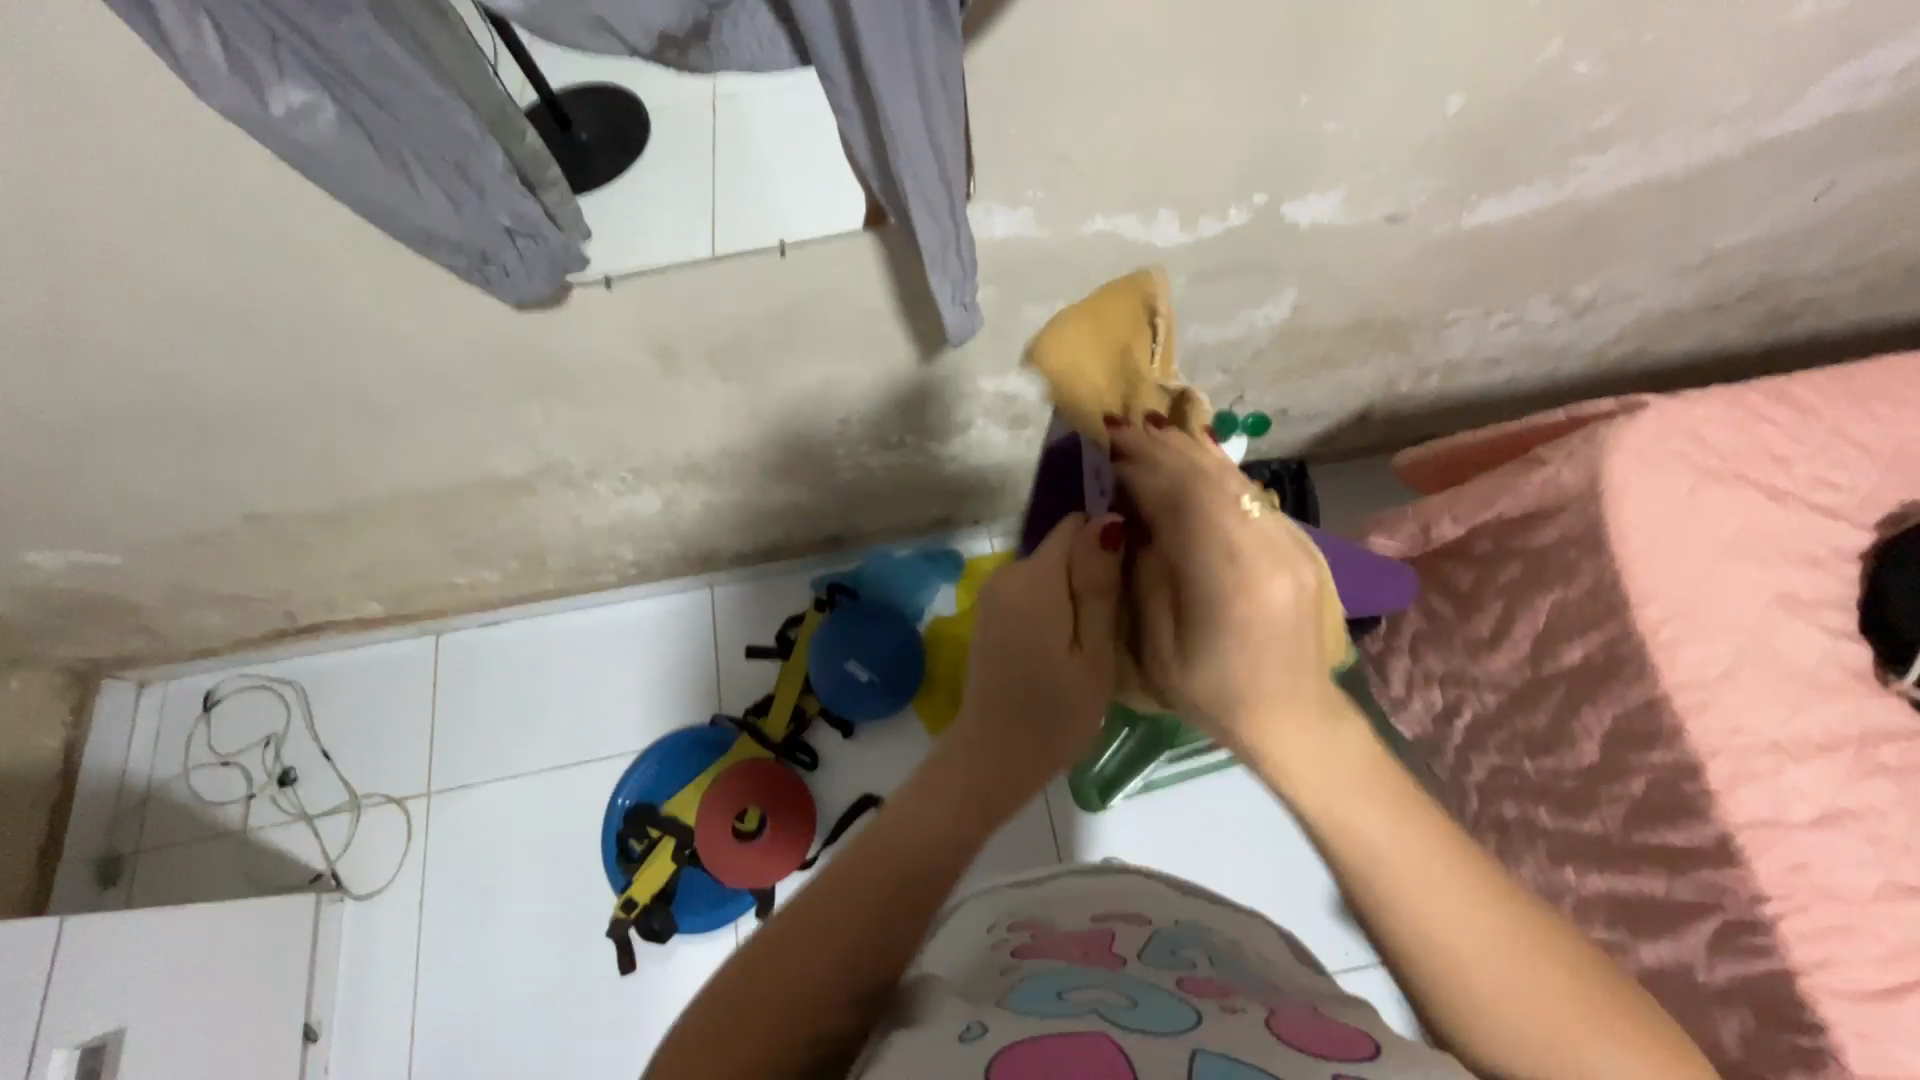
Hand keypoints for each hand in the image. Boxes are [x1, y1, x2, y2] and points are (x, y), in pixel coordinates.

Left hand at [948, 513, 1125, 793]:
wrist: (993, 757)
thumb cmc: (1055, 713)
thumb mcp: (1094, 653)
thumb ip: (1098, 585)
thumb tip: (1106, 520)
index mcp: (1035, 578)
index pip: (1076, 525)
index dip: (1106, 543)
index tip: (1125, 583)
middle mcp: (1006, 573)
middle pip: (1061, 548)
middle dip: (1090, 573)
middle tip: (1111, 625)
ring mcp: (991, 594)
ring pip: (1047, 571)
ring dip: (1072, 594)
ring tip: (1091, 642)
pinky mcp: (988, 614)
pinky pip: (1030, 591)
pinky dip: (1051, 608)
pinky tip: (1063, 647)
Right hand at [1109, 416, 1350, 756]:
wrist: (1293, 716)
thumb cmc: (1211, 692)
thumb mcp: (1155, 647)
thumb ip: (1144, 574)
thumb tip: (1131, 520)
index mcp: (1228, 577)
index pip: (1180, 498)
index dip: (1141, 467)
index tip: (1107, 447)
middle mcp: (1267, 547)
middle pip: (1210, 478)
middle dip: (1161, 449)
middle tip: (1122, 427)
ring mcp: (1292, 543)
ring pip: (1235, 480)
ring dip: (1190, 453)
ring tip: (1151, 432)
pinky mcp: (1301, 545)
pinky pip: (1253, 496)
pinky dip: (1217, 472)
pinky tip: (1194, 457)